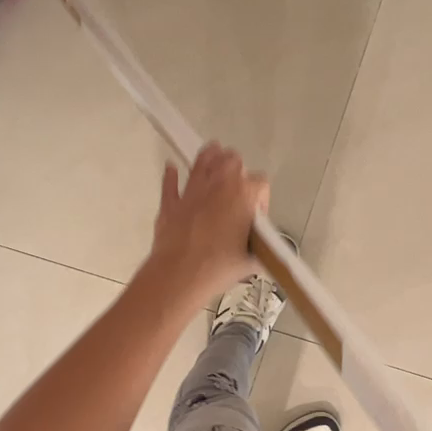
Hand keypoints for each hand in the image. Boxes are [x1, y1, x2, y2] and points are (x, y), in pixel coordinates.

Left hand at [140, 142, 270, 301]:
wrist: (181, 276)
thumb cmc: (220, 268)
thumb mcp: (249, 261)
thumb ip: (257, 250)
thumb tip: (260, 254)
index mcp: (243, 194)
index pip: (260, 183)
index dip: (261, 198)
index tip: (256, 216)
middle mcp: (218, 184)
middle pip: (232, 160)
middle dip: (236, 168)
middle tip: (236, 185)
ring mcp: (192, 191)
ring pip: (202, 161)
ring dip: (209, 157)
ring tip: (213, 155)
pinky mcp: (170, 203)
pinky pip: (170, 182)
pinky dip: (171, 175)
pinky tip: (171, 169)